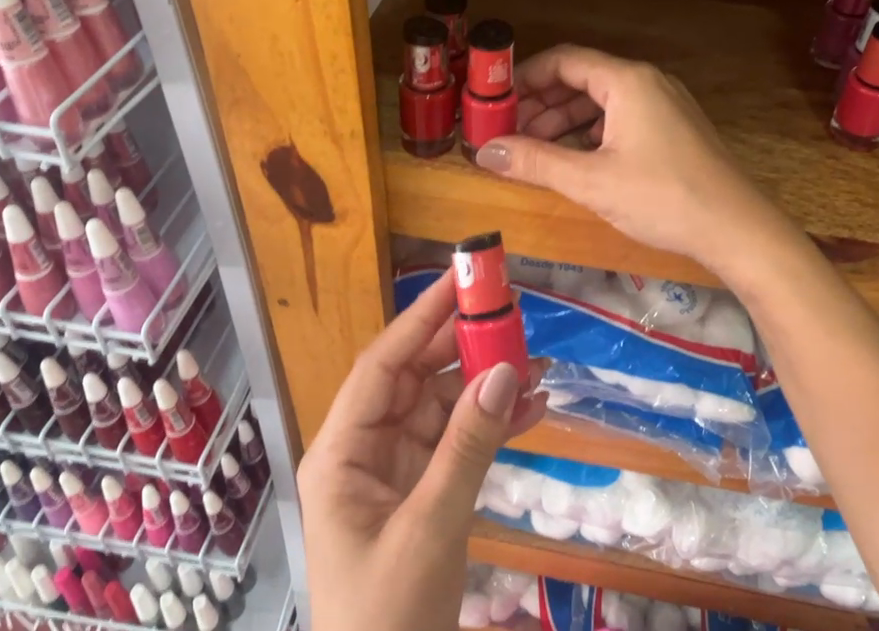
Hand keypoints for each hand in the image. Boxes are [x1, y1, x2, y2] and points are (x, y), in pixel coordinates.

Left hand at [299, 269, 547, 630]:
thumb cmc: (388, 614)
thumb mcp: (430, 528)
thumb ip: (468, 447)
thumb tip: (506, 371)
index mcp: (342, 451)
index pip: (382, 365)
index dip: (421, 319)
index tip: (461, 281)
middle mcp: (364, 450)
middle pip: (414, 380)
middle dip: (462, 348)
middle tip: (510, 316)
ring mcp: (394, 472)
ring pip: (442, 409)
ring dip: (485, 387)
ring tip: (536, 364)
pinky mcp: (421, 495)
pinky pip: (457, 445)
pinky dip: (491, 428)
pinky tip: (531, 410)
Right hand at [472, 45, 795, 271]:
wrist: (738, 230)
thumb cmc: (663, 198)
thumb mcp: (591, 181)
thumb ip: (536, 161)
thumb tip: (485, 151)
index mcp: (627, 81)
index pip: (563, 60)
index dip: (524, 77)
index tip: (494, 102)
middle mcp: (647, 83)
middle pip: (581, 79)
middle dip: (541, 104)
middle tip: (507, 133)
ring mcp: (664, 106)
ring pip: (601, 102)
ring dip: (564, 122)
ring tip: (533, 151)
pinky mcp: (673, 130)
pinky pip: (621, 119)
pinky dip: (591, 134)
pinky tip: (574, 161)